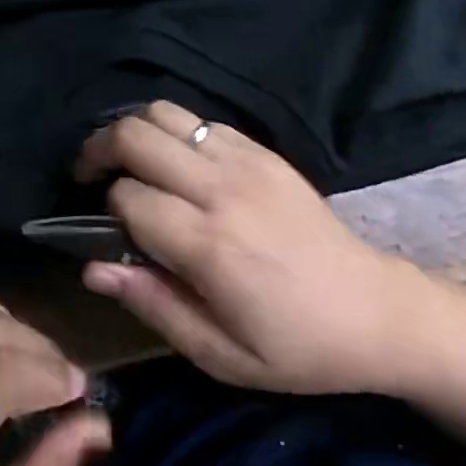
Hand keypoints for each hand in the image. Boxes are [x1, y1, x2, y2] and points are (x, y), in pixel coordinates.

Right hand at [75, 100, 417, 394]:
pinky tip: (176, 160)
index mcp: (209, 244)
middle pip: (137, 135)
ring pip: (165, 112)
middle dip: (101, 148)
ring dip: (134, 130)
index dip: (106, 210)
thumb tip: (92, 268)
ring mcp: (246, 160)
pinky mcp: (263, 150)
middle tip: (91, 174)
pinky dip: (175, 130)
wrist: (374, 309)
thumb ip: (153, 304)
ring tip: (127, 160)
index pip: (129, 197)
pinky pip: (202, 119)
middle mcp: (222, 188)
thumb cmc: (295, 345)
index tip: (110, 231)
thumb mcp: (220, 353)